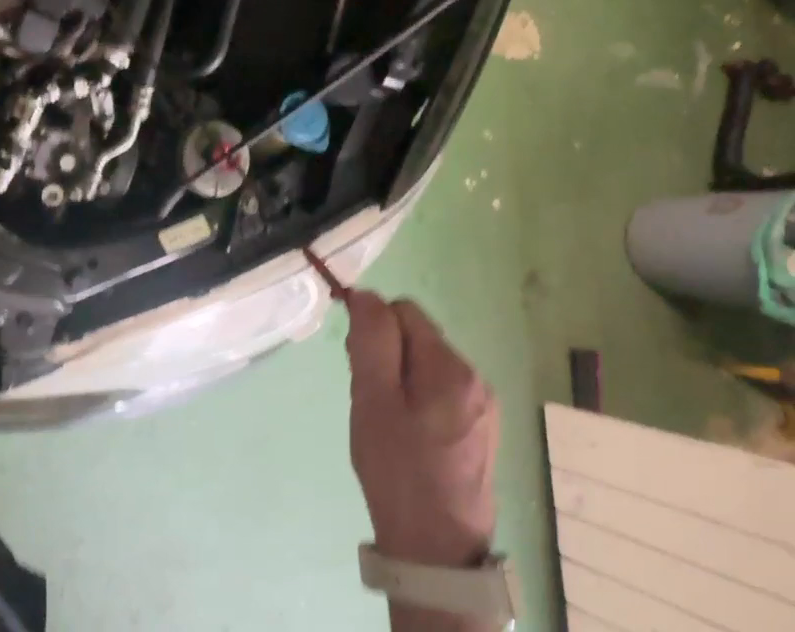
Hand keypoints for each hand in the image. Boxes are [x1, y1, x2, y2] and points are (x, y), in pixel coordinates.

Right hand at [345, 290, 498, 568]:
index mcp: (450, 367)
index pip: (403, 311)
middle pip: (416, 335)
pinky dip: (413, 394)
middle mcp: (475, 378)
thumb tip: (365, 295)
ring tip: (381, 413)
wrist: (436, 539)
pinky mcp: (479, 427)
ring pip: (425, 362)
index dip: (370, 323)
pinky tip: (402, 427)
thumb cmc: (396, 464)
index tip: (352, 359)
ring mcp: (482, 405)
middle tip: (366, 393)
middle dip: (384, 350)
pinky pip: (438, 388)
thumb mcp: (372, 398)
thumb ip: (371, 342)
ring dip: (397, 374)